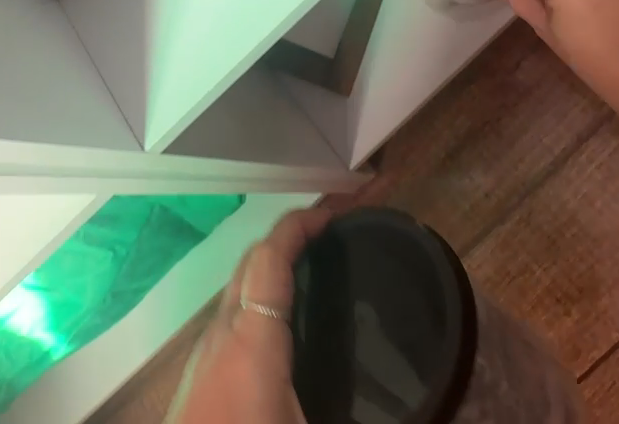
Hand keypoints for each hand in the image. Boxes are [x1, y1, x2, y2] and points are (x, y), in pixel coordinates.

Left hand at [167, 206, 331, 423]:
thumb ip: (340, 397)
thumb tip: (419, 422)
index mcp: (251, 340)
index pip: (268, 259)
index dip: (296, 227)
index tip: (329, 216)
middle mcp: (221, 334)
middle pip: (250, 263)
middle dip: (287, 240)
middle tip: (328, 242)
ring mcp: (205, 352)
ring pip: (238, 289)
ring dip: (271, 270)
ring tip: (310, 278)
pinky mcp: (200, 372)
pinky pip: (232, 315)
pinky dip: (259, 300)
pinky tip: (281, 326)